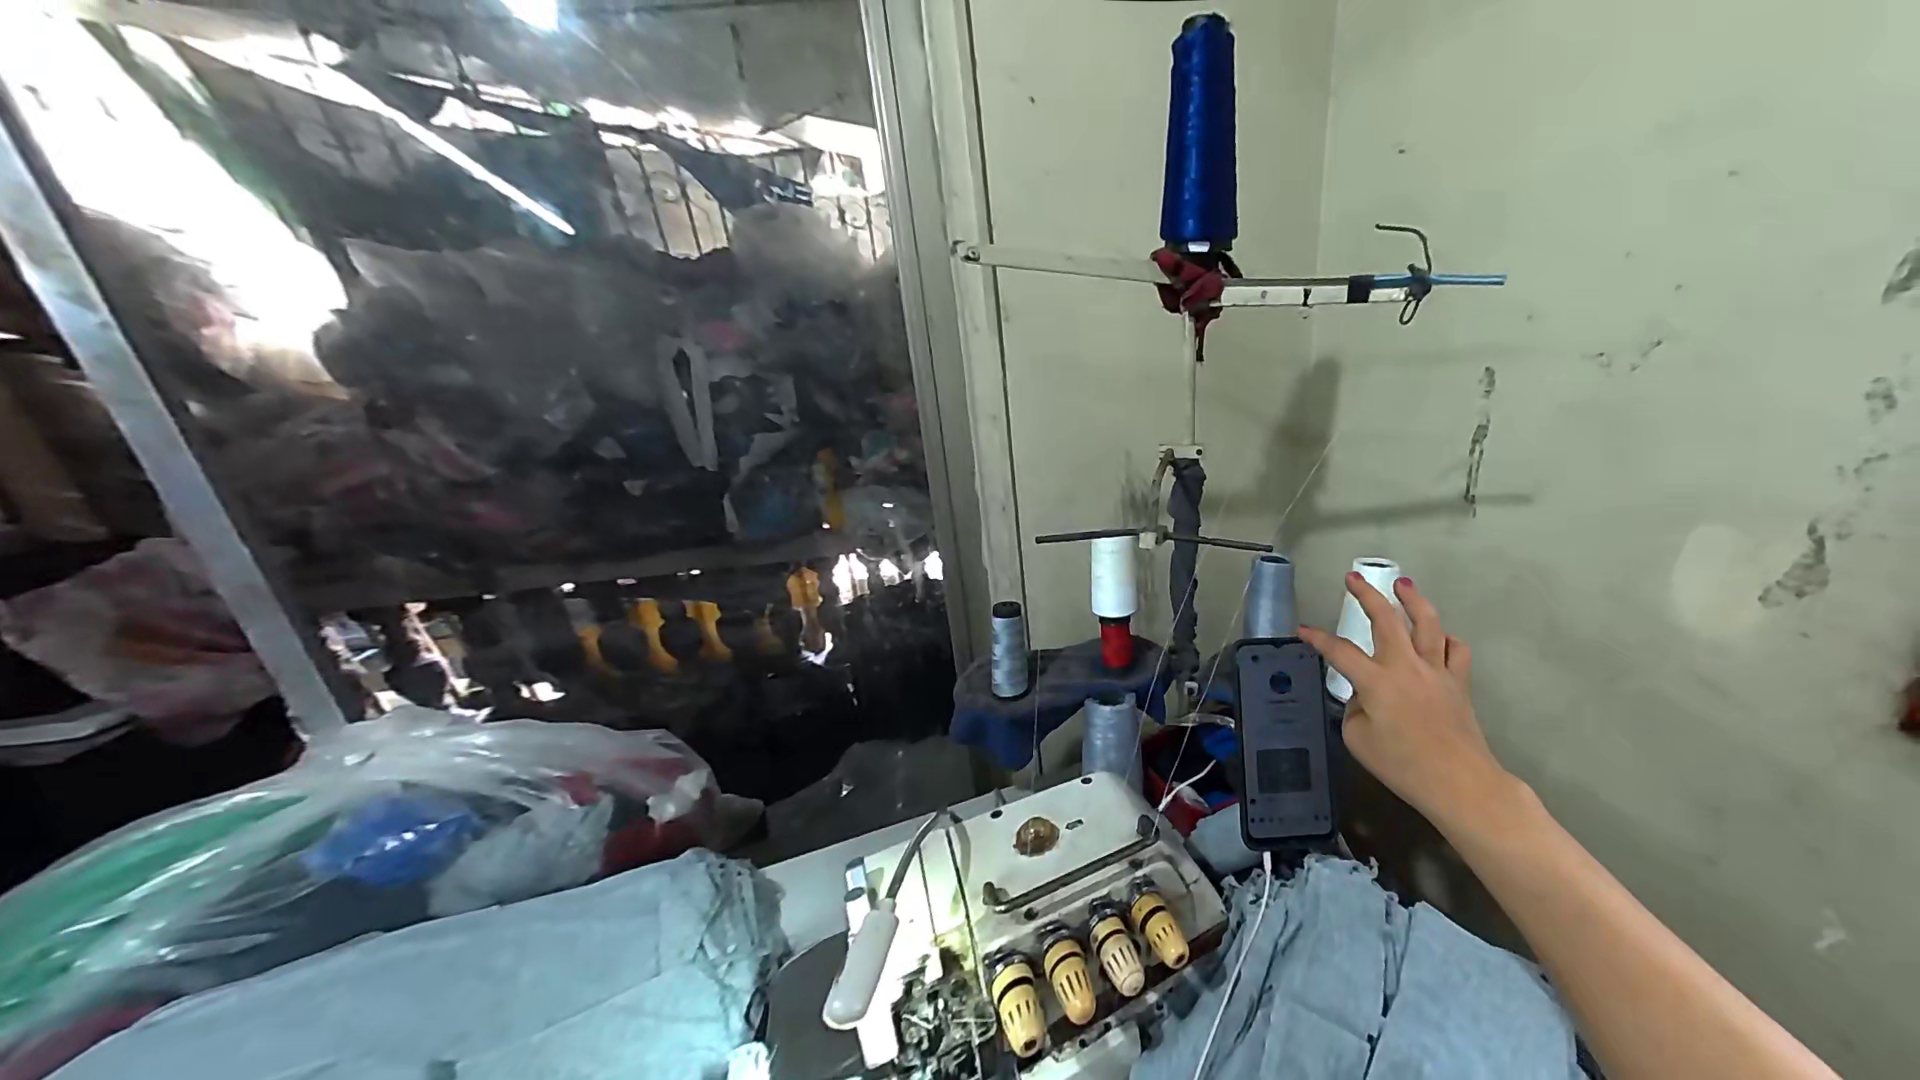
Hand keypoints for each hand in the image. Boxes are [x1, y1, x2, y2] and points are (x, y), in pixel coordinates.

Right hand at [1299, 573, 1515, 832]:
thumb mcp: (1358, 738)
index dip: (1316, 638)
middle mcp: (1406, 667)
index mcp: (1376, 681)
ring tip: (1403, 584)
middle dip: (1367, 595)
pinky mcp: (1458, 683)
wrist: (1461, 784)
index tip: (1302, 630)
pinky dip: (1444, 638)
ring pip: (1427, 624)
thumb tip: (1364, 696)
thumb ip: (1355, 708)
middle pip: (1386, 619)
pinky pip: (1455, 650)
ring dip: (1412, 600)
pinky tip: (1436, 636)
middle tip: (1353, 579)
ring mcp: (1437, 672)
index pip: (1339, 650)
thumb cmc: (1403, 764)